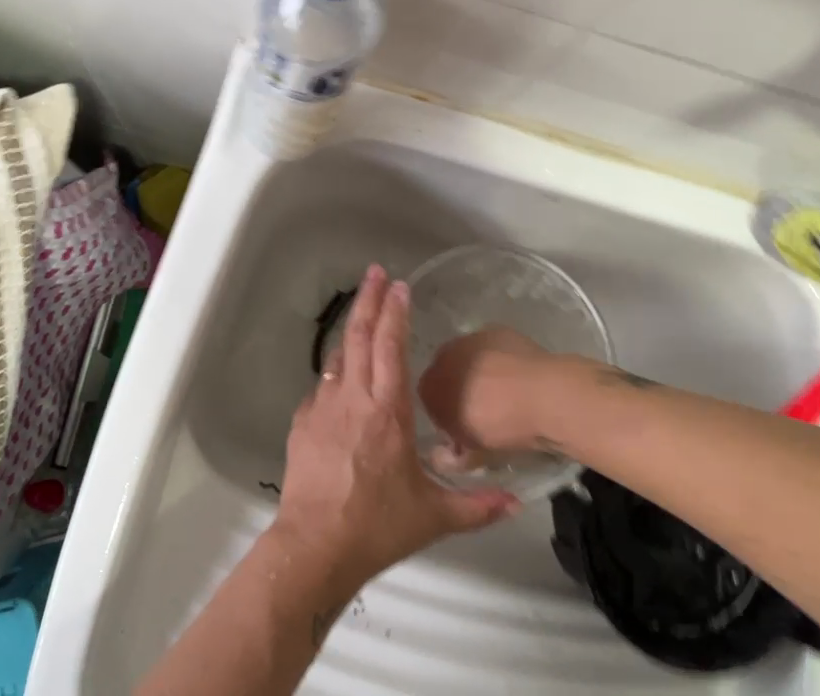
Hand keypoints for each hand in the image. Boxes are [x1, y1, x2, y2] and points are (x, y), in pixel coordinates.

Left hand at [271, 265, 519, 584]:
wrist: (315, 546)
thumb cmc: (378, 526)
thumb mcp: (435, 516)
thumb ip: (478, 505)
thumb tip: (517, 503)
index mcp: (388, 411)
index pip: (392, 346)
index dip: (396, 312)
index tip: (400, 285)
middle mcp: (353, 400)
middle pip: (360, 337)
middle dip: (369, 300)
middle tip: (375, 272)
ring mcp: (322, 410)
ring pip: (337, 358)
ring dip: (350, 332)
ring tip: (361, 315)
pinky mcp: (302, 426)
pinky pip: (320, 389)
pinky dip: (333, 374)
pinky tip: (338, 378)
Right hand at [416, 325, 564, 453]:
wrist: (544, 394)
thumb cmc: (501, 424)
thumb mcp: (472, 450)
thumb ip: (451, 455)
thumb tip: (442, 455)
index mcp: (430, 384)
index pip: (428, 397)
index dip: (443, 414)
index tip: (460, 429)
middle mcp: (444, 356)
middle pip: (446, 373)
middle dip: (459, 388)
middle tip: (481, 412)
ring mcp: (471, 339)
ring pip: (469, 359)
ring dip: (480, 372)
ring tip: (504, 394)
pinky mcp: (498, 330)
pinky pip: (492, 349)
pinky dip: (500, 360)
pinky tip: (517, 377)